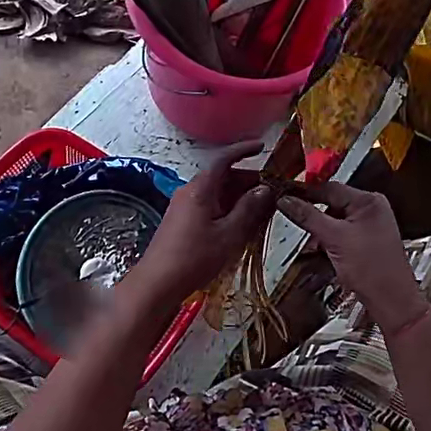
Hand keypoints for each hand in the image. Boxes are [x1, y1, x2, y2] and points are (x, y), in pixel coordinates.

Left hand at [124, 141, 276, 313]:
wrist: (157, 284)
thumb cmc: (194, 257)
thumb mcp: (229, 234)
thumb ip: (249, 209)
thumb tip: (265, 189)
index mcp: (200, 188)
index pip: (224, 159)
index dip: (243, 150)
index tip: (262, 147)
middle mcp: (191, 191)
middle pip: (223, 177)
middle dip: (248, 182)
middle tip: (273, 192)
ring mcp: (185, 206)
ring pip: (218, 193)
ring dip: (240, 198)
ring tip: (264, 211)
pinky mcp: (183, 222)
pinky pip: (210, 207)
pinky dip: (229, 210)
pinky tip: (243, 225)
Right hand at [277, 181, 428, 334]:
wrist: (392, 303)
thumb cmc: (374, 271)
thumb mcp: (335, 238)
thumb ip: (308, 216)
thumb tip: (286, 201)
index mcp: (369, 201)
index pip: (329, 188)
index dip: (304, 191)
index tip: (283, 194)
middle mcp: (370, 209)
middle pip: (331, 203)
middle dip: (311, 214)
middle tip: (289, 215)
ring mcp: (368, 226)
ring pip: (333, 220)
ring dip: (318, 230)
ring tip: (308, 242)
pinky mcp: (364, 242)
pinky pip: (339, 233)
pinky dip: (327, 240)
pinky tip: (319, 251)